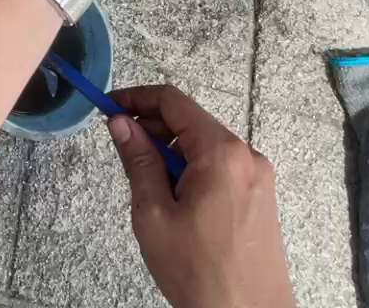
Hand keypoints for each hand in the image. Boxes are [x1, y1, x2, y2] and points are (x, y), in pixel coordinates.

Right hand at [106, 85, 295, 307]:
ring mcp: (258, 177)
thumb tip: (119, 121)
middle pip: (189, 119)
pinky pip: (219, 165)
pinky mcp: (260, 197)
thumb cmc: (200, 271)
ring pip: (203, 143)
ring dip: (170, 149)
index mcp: (221, 152)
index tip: (107, 108)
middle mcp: (246, 155)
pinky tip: (175, 198)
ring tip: (148, 183)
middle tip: (122, 148)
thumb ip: (137, 160)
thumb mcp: (154, 213)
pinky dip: (191, 167)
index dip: (135, 97)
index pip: (172, 100)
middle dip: (151, 125)